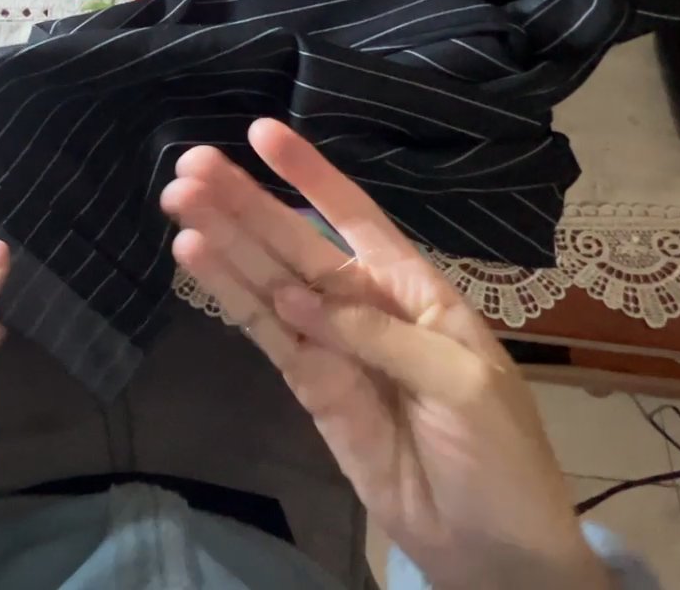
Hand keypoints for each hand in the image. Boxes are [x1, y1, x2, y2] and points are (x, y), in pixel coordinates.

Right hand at [161, 120, 609, 589]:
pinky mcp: (301, 379)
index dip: (309, 173)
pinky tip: (194, 257)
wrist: (493, 550)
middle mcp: (357, 300)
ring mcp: (323, 338)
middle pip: (290, 240)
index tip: (262, 131)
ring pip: (263, 276)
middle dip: (243, 200)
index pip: (352, 215)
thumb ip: (381, 334)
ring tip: (177, 199)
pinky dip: (227, 294)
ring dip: (221, 237)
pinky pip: (260, 329)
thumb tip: (295, 299)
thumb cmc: (502, 456)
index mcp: (410, 285)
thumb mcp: (464, 383)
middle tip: (190, 164)